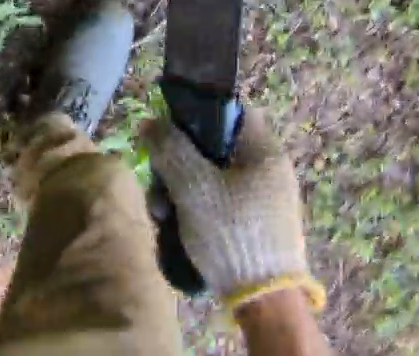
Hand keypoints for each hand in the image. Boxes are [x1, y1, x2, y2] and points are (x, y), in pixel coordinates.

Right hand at [144, 108, 324, 311]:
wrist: (265, 306)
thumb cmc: (232, 233)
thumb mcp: (193, 185)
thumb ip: (169, 147)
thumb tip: (150, 123)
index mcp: (264, 153)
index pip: (231, 111)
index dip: (198, 112)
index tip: (169, 127)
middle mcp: (268, 172)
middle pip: (213, 148)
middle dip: (177, 162)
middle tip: (156, 181)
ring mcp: (262, 202)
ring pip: (210, 178)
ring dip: (179, 189)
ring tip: (159, 212)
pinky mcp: (254, 228)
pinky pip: (218, 204)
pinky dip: (193, 209)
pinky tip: (172, 226)